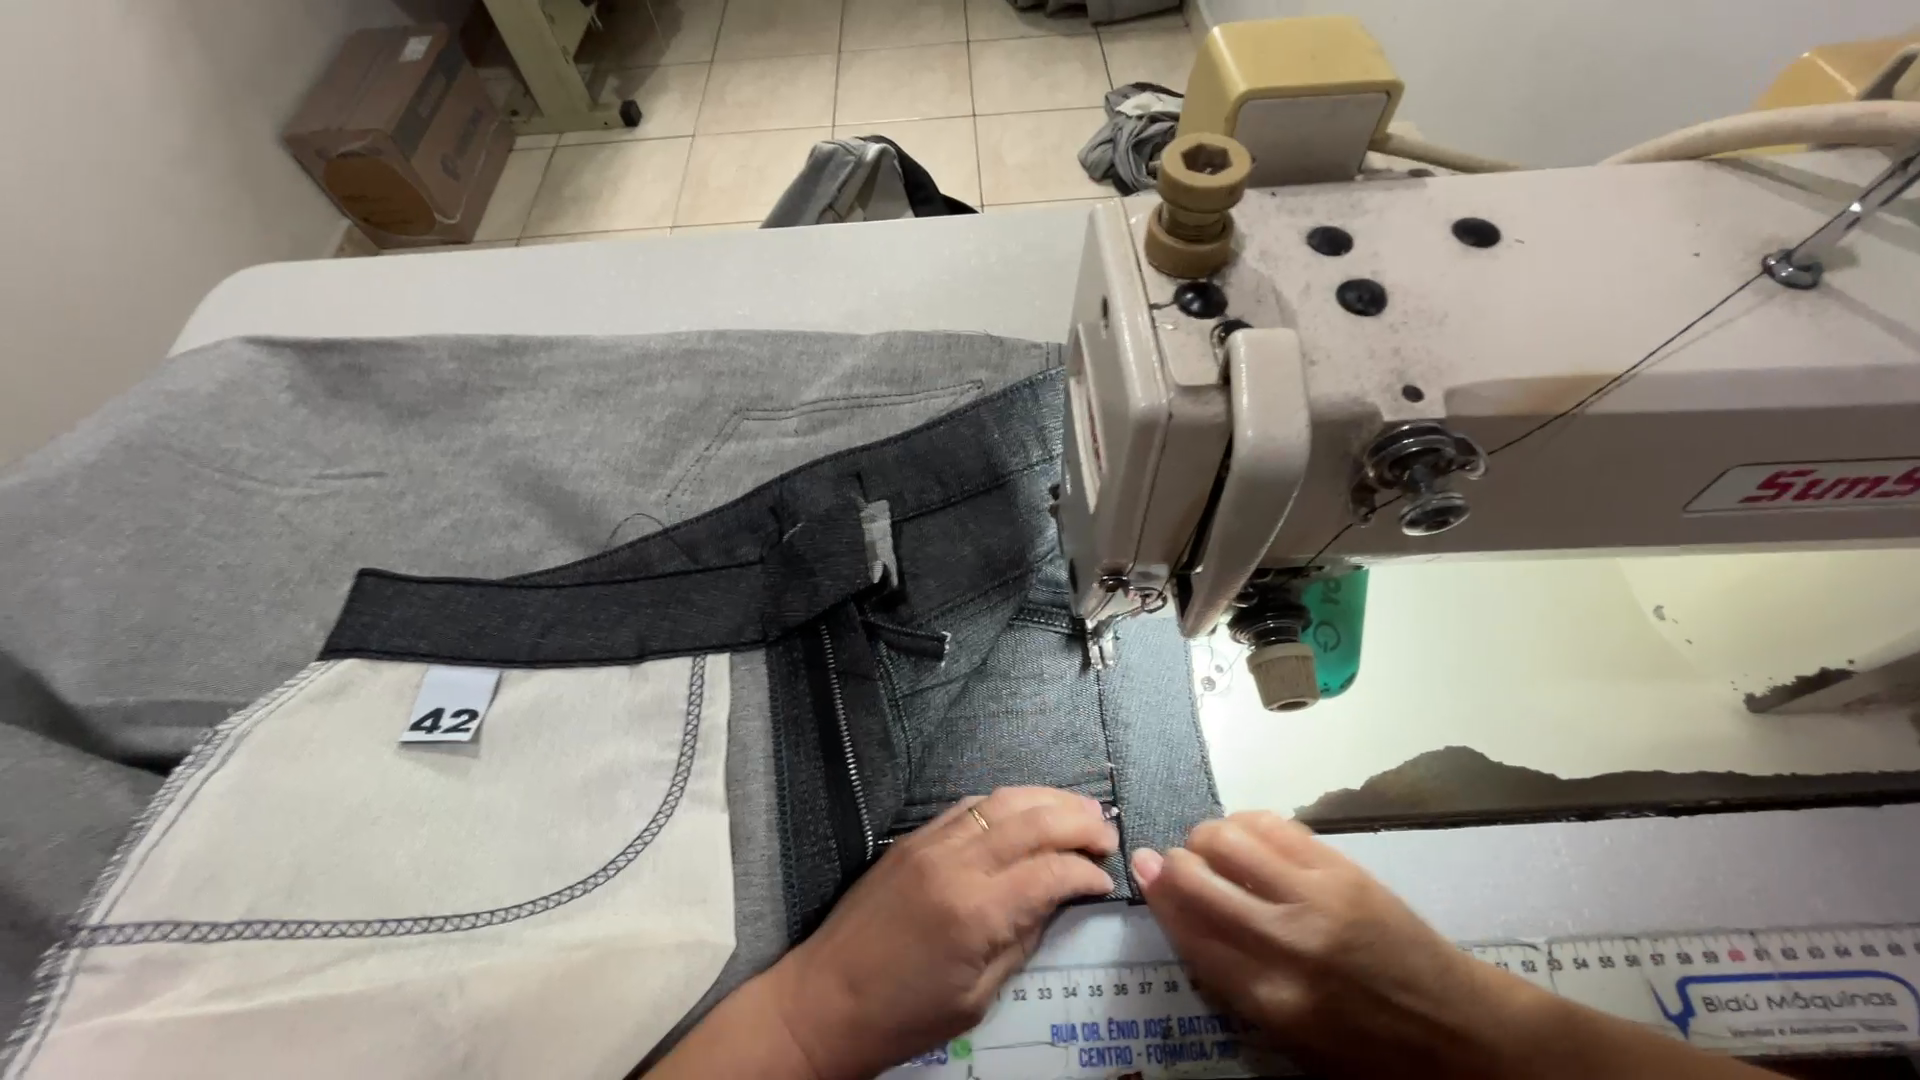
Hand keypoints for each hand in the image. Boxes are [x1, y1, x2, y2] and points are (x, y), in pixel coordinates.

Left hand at [766, 787, 1118, 1079]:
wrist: (823, 999)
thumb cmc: (903, 1016)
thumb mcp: (977, 996)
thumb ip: (1022, 940)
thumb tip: (1058, 900)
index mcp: (975, 912)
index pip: (1051, 872)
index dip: (1087, 873)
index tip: (1106, 882)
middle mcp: (956, 863)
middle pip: (1034, 820)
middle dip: (1079, 822)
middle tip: (1108, 834)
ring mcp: (931, 842)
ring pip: (1002, 800)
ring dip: (1048, 799)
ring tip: (1081, 809)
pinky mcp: (913, 837)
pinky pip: (968, 805)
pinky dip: (1006, 802)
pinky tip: (1026, 810)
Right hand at [1133, 812, 1524, 1077]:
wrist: (1458, 1031)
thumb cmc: (1366, 1048)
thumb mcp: (1287, 1035)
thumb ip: (1230, 975)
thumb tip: (1179, 913)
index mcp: (1269, 998)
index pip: (1188, 930)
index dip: (1156, 894)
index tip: (1141, 870)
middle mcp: (1285, 942)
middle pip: (1197, 879)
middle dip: (1173, 862)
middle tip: (1175, 861)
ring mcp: (1316, 897)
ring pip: (1228, 839)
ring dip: (1206, 837)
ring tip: (1212, 848)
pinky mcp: (1342, 868)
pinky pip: (1272, 824)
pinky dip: (1246, 822)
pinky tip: (1247, 836)